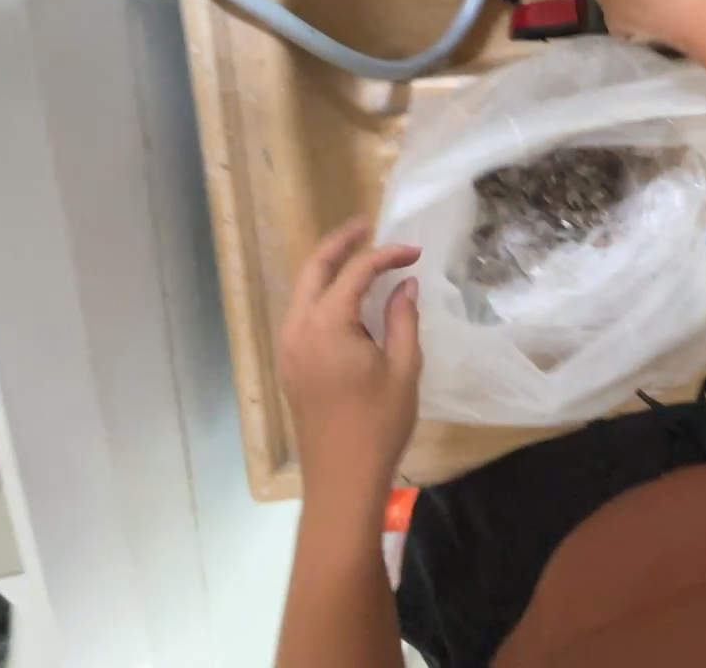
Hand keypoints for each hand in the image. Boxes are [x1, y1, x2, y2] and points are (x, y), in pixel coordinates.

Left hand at [279, 216, 422, 506]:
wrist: (341, 480)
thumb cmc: (379, 424)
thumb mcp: (403, 367)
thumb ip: (402, 318)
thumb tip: (405, 285)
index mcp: (327, 326)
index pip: (356, 272)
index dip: (387, 255)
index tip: (415, 252)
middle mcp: (298, 329)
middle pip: (314, 269)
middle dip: (340, 242)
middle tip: (367, 225)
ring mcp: (289, 348)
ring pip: (303, 291)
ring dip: (328, 267)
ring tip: (359, 255)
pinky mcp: (290, 365)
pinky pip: (302, 313)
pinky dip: (322, 294)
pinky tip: (347, 298)